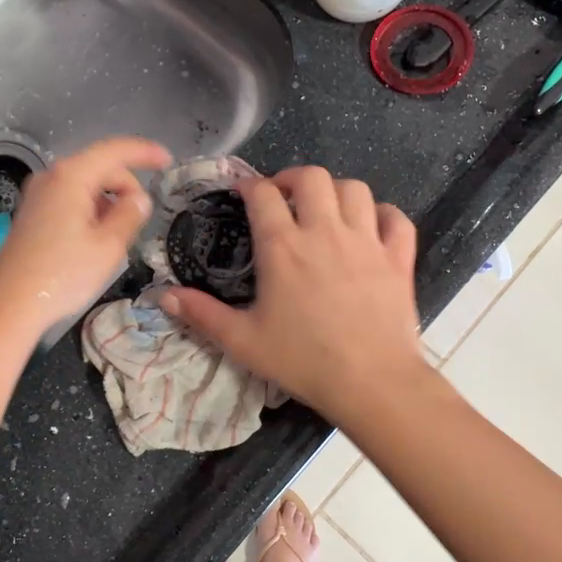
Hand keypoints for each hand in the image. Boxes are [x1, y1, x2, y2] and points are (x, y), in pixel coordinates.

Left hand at [0, 137, 172, 337]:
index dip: (145, 153)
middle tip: (141, 216)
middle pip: (98, 167)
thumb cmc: (63, 274)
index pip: (115, 151)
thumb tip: (138, 198)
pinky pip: (69, 198)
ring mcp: (37, 194)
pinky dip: (89, 209)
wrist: (10, 304)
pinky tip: (94, 238)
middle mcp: (50, 177)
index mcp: (70, 176)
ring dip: (107, 200)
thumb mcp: (108, 246)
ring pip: (84, 184)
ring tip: (117, 234)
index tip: (168, 161)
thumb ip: (130, 215)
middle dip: (125, 185)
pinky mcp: (31, 213)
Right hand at [161, 166, 429, 418]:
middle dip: (292, 178)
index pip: (263, 194)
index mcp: (282, 247)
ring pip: (355, 189)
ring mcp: (366, 242)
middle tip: (282, 197)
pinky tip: (370, 226)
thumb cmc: (303, 360)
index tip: (242, 193)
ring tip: (323, 209)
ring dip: (335, 191)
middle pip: (311, 177)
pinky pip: (396, 218)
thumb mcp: (242, 340)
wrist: (372, 383)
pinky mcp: (398, 259)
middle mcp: (324, 232)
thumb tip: (162, 295)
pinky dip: (382, 214)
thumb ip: (201, 313)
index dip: (249, 185)